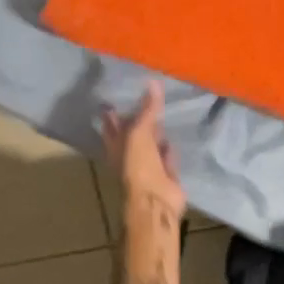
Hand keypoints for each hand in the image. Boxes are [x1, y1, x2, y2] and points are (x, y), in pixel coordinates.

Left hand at [101, 81, 186, 224]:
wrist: (156, 201)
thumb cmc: (139, 167)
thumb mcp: (139, 134)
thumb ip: (147, 110)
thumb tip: (153, 82)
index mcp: (116, 145)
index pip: (111, 123)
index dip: (111, 110)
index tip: (115, 94)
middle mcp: (129, 154)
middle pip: (131, 133)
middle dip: (135, 118)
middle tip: (142, 97)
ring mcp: (147, 166)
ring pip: (150, 145)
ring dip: (154, 132)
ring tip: (160, 112)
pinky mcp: (165, 174)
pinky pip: (166, 157)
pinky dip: (169, 149)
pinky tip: (172, 139)